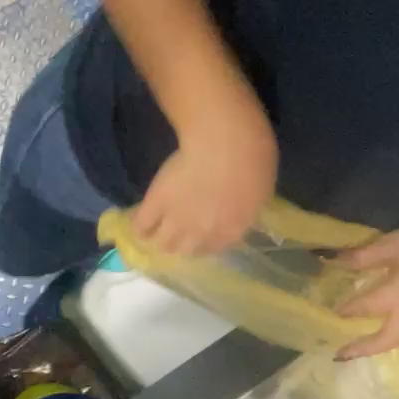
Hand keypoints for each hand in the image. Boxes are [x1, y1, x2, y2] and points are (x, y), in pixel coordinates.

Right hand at [133, 111, 277, 255]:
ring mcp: (177, 219)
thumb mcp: (258, 195)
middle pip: (184, 251)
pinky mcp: (156, 204)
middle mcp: (202, 232)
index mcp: (231, 231)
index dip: (203, 244)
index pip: (213, 249)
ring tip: (153, 233)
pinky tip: (141, 224)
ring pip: (161, 243)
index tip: (198, 237)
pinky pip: (141, 225)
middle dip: (179, 245)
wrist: (226, 147)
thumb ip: (241, 211)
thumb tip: (228, 213)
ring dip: (158, 240)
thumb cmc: (253, 163)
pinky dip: (140, 228)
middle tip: (174, 234)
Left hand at [334, 212, 398, 358]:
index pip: (367, 308)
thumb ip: (363, 257)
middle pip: (390, 338)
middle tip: (340, 356)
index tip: (329, 313)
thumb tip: (333, 262)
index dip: (346, 310)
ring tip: (361, 345)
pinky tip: (388, 322)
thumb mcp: (394, 243)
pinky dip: (397, 330)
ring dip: (381, 343)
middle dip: (365, 348)